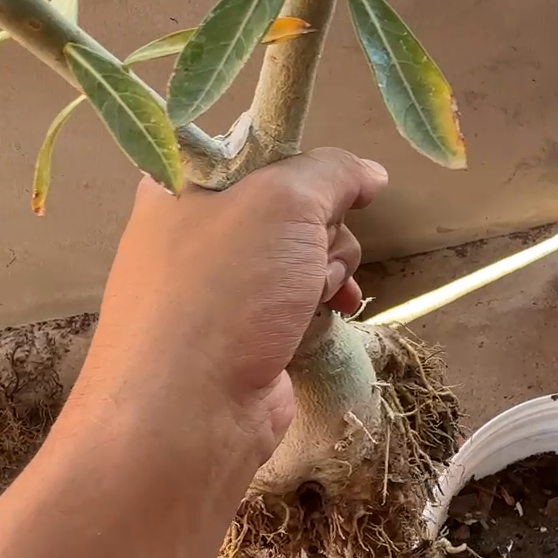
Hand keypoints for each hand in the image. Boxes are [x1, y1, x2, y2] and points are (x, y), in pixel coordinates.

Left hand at [68, 148, 387, 462]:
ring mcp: (226, 281)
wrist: (189, 412)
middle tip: (311, 252)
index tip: (327, 185)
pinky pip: (303, 293)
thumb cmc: (225, 290)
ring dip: (329, 267)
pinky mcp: (249, 325)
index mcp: (186, 180)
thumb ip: (333, 173)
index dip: (304, 163)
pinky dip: (325, 299)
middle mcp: (201, 226)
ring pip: (306, 250)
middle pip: (294, 202)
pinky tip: (338, 311)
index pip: (260, 146)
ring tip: (316, 293)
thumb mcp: (284, 202)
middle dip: (324, 227)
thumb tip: (371, 172)